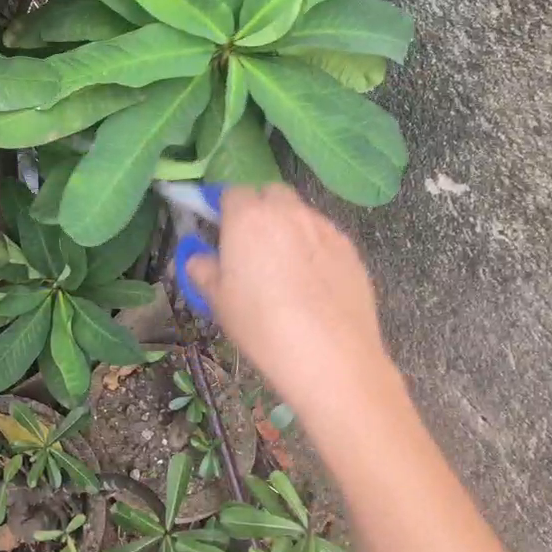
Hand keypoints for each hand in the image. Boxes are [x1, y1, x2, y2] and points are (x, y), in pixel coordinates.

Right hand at [183, 184, 390, 408]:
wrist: (332, 358)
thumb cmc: (263, 326)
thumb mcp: (218, 302)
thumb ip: (203, 271)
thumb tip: (200, 260)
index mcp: (247, 217)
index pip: (232, 192)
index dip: (226, 210)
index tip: (224, 233)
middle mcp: (287, 212)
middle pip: (270, 193)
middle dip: (261, 209)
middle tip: (255, 245)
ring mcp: (323, 228)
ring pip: (301, 213)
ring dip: (290, 227)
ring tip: (288, 268)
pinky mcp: (351, 249)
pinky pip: (325, 237)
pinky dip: (316, 248)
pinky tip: (316, 283)